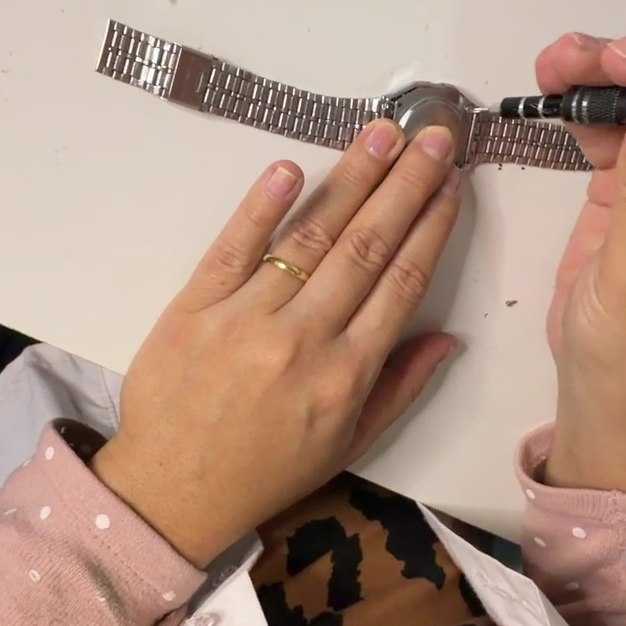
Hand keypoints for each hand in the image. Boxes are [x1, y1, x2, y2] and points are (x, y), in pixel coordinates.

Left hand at [93, 121, 464, 565]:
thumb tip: (447, 337)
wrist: (173, 491)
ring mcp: (244, 320)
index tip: (452, 186)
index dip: (431, 229)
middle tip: (433, 137)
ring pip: (307, 237)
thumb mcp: (347, 446)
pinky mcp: (193, 308)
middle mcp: (302, 340)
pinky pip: (231, 248)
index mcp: (346, 376)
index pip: (400, 284)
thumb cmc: (267, 472)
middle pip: (364, 247)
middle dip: (405, 187)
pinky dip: (260, 206)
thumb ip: (400, 389)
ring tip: (381, 134)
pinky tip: (289, 168)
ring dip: (349, 180)